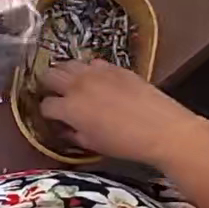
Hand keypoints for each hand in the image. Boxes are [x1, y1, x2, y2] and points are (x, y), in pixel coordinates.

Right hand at [38, 59, 208, 167]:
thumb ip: (73, 135)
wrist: (162, 129)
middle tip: (54, 95)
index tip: (52, 118)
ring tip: (71, 84)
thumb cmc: (125, 143)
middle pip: (50, 75)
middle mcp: (78, 85)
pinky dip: (89, 70)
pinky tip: (96, 80)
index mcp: (70, 108)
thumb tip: (65, 129)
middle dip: (47, 85)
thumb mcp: (93, 145)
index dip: (46, 112)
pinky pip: (93, 62)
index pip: (46, 105)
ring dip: (65, 73)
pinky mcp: (115, 67)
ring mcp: (97, 72)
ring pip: (68, 63)